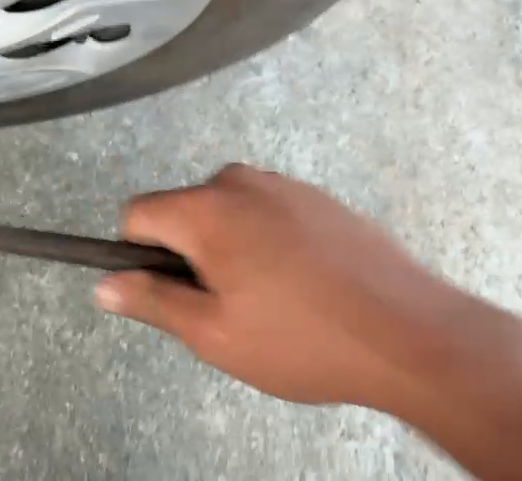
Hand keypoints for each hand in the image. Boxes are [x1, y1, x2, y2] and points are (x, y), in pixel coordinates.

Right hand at [94, 164, 473, 408]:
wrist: (418, 337)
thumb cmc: (305, 340)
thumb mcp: (214, 335)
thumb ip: (151, 301)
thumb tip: (102, 286)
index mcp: (202, 208)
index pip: (136, 214)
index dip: (141, 255)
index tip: (175, 293)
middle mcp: (236, 181)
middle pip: (183, 211)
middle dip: (192, 252)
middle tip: (231, 306)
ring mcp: (283, 185)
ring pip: (228, 212)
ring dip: (232, 247)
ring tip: (275, 301)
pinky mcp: (321, 198)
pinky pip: (270, 212)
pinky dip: (272, 241)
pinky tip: (308, 286)